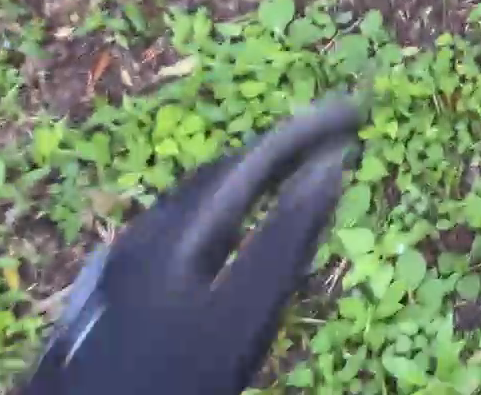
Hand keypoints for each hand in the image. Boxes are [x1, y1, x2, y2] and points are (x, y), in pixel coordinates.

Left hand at [22, 98, 362, 394]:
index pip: (257, 159)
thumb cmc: (179, 373)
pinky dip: (234, 202)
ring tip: (304, 165)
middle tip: (340, 132)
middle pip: (227, 170)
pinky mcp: (121, 286)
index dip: (311, 130)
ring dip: (259, 172)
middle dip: (287, 145)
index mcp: (179, 227)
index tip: (359, 111)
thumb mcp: (248, 307)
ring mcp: (127, 259)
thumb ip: (291, 231)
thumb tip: (334, 162)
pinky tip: (244, 221)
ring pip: (205, 195)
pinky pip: (191, 221)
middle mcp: (149, 230)